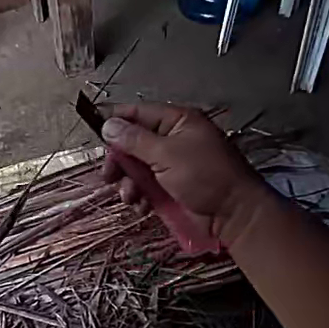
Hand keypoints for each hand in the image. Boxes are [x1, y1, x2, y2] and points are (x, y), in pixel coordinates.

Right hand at [99, 103, 268, 244]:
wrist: (234, 214)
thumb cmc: (205, 176)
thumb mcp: (167, 154)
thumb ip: (134, 140)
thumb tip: (108, 125)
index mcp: (177, 122)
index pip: (139, 113)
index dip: (116, 121)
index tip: (94, 132)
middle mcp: (172, 140)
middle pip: (132, 143)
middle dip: (119, 160)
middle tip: (108, 175)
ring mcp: (171, 165)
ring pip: (136, 168)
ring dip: (128, 182)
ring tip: (130, 196)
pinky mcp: (170, 188)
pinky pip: (145, 187)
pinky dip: (139, 196)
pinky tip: (141, 206)